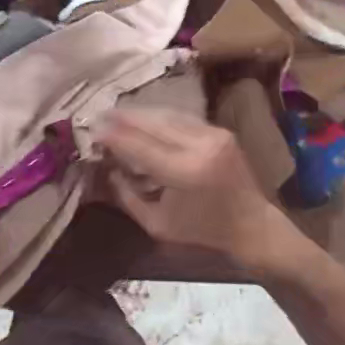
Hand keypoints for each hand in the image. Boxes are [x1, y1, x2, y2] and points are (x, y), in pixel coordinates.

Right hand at [93, 107, 305, 273]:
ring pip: (167, 114)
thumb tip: (108, 169)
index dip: (113, 136)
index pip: (139, 146)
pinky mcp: (220, 131)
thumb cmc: (202, 231)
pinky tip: (142, 117)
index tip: (92, 131)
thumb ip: (128, 197)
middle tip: (98, 115)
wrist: (251, 224)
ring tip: (115, 113)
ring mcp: (214, 135)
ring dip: (139, 113)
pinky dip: (159, 116)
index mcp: (185, 172)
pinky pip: (182, 117)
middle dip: (123, 118)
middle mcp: (201, 146)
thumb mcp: (157, 224)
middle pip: (152, 123)